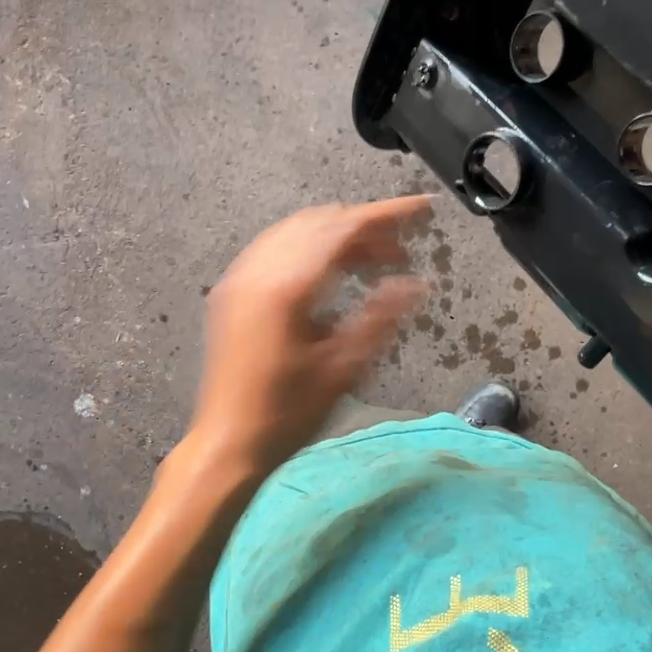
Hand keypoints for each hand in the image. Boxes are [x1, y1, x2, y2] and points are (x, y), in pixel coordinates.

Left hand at [187, 196, 428, 470]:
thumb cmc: (288, 415)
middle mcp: (258, 270)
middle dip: (364, 226)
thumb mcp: (343, 370)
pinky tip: (332, 274)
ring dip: (337, 235)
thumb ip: (380, 319)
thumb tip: (416, 284)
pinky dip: (309, 248)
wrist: (228, 443)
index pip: (343, 228)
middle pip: (319, 222)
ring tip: (373, 261)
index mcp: (287, 287)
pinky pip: (275, 249)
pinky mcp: (231, 292)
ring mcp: (239, 279)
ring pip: (295, 231)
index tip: (423, 209)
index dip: (386, 214)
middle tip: (401, 249)